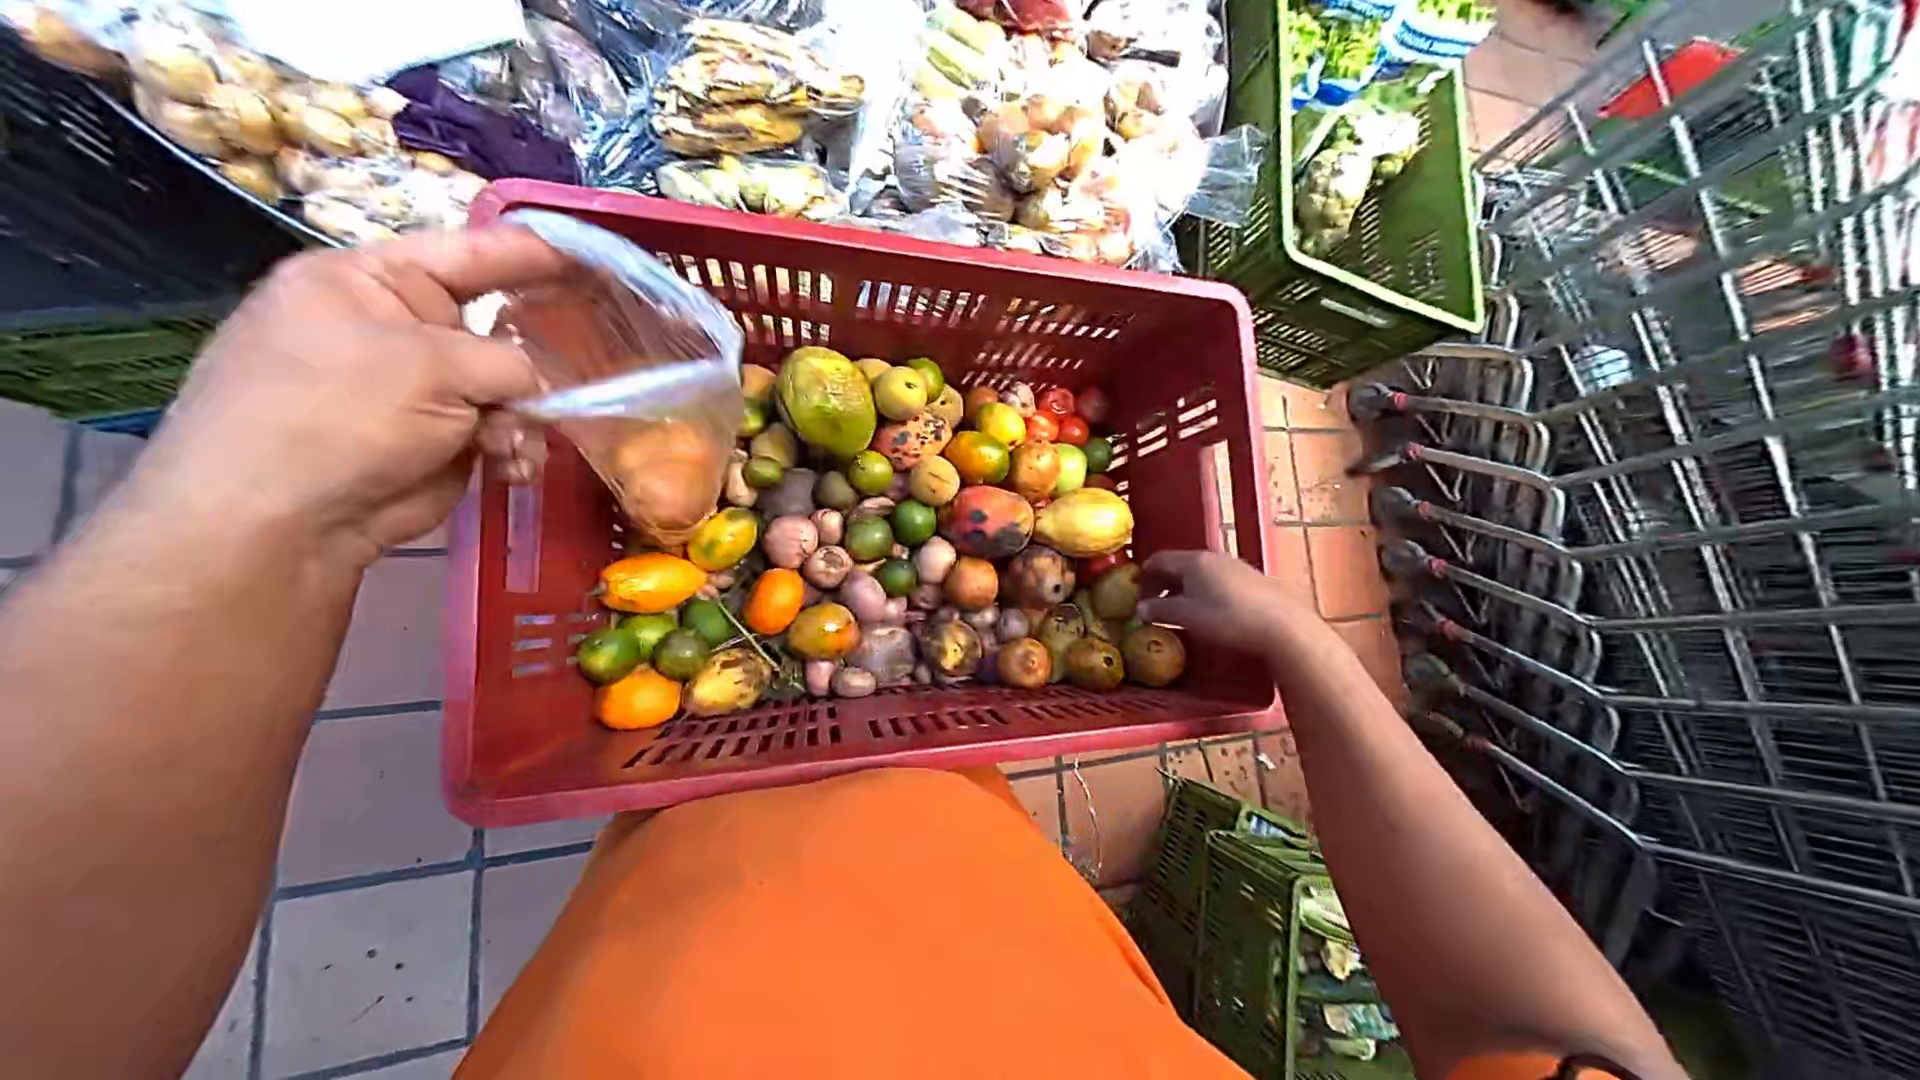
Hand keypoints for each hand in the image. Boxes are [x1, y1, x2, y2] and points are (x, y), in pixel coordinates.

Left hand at [125, 228, 574, 567]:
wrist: (291, 518)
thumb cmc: (340, 415)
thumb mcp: (429, 366)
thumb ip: (509, 362)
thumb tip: (546, 384)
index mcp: (372, 284)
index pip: (467, 254)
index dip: (528, 253)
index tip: (588, 256)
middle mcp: (402, 331)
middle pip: (499, 329)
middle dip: (535, 357)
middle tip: (586, 364)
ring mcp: (425, 388)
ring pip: (512, 389)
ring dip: (522, 417)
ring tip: (508, 444)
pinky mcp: (446, 437)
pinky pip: (505, 431)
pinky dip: (515, 450)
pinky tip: (509, 468)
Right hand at [1137, 550, 1342, 672]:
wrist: (1283, 626)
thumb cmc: (1228, 618)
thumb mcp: (1188, 617)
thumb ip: (1160, 611)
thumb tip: (1141, 610)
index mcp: (1192, 561)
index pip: (1158, 560)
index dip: (1143, 577)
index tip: (1136, 595)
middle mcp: (1212, 557)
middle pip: (1178, 565)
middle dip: (1161, 584)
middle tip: (1153, 605)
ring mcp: (1234, 566)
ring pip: (1198, 573)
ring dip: (1182, 589)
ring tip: (1178, 611)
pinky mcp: (1251, 579)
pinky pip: (1216, 580)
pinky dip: (1203, 591)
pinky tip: (1208, 612)